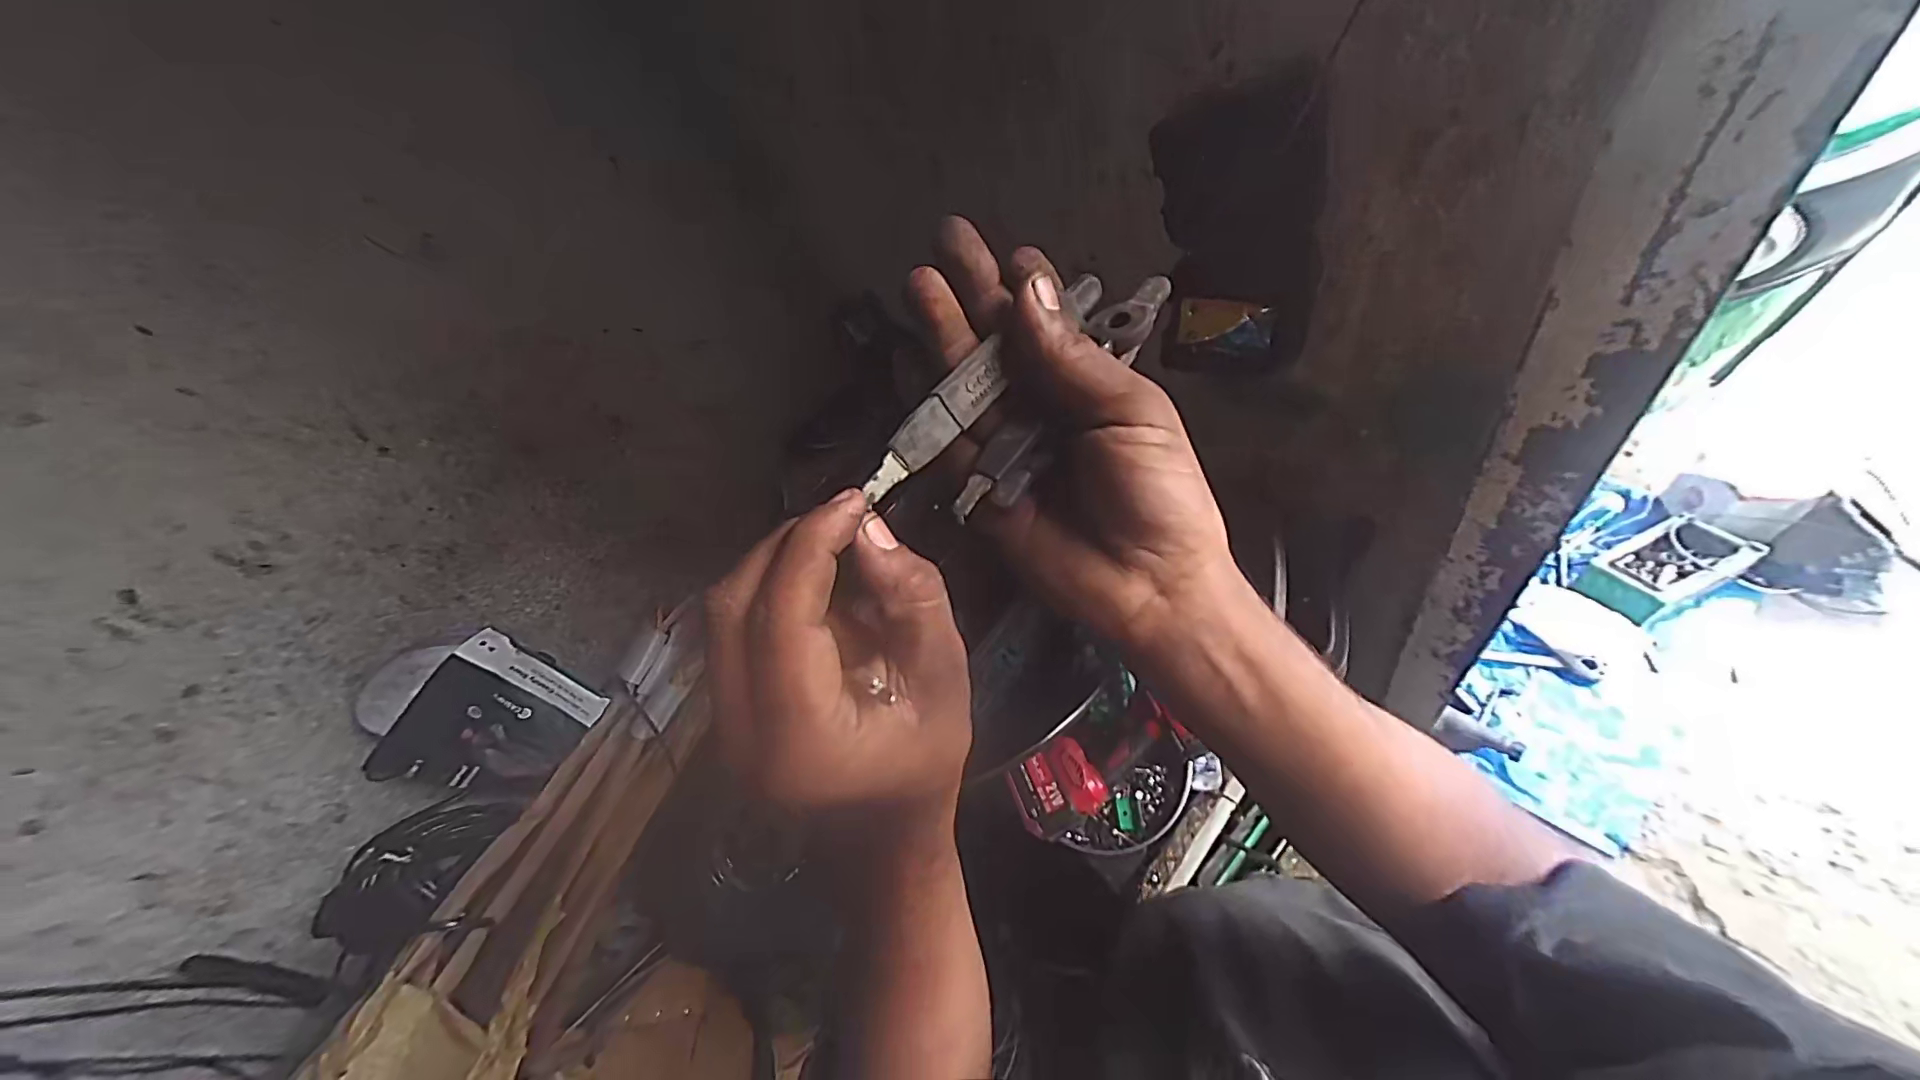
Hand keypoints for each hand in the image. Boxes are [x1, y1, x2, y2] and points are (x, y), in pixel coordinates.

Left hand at [705, 489, 971, 856]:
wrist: (885, 834)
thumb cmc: (926, 761)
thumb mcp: (944, 673)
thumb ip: (914, 596)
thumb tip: (868, 530)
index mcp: (801, 733)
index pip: (783, 614)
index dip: (812, 544)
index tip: (853, 503)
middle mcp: (741, 732)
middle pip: (734, 605)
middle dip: (786, 543)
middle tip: (841, 517)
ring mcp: (722, 726)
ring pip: (722, 612)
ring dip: (772, 561)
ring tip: (829, 542)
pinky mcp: (723, 713)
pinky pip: (730, 629)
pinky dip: (767, 588)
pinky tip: (812, 582)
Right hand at [904, 216, 1250, 656]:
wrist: (1150, 584)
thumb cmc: (1159, 495)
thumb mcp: (1132, 415)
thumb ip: (1075, 360)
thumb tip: (1030, 292)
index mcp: (1087, 388)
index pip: (1046, 327)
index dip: (1026, 288)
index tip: (1006, 252)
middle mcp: (1043, 412)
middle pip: (998, 348)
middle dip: (971, 296)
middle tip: (945, 244)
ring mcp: (1009, 450)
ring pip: (968, 387)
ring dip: (944, 338)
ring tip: (921, 286)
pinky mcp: (982, 492)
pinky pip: (951, 447)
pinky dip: (931, 410)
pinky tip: (912, 364)